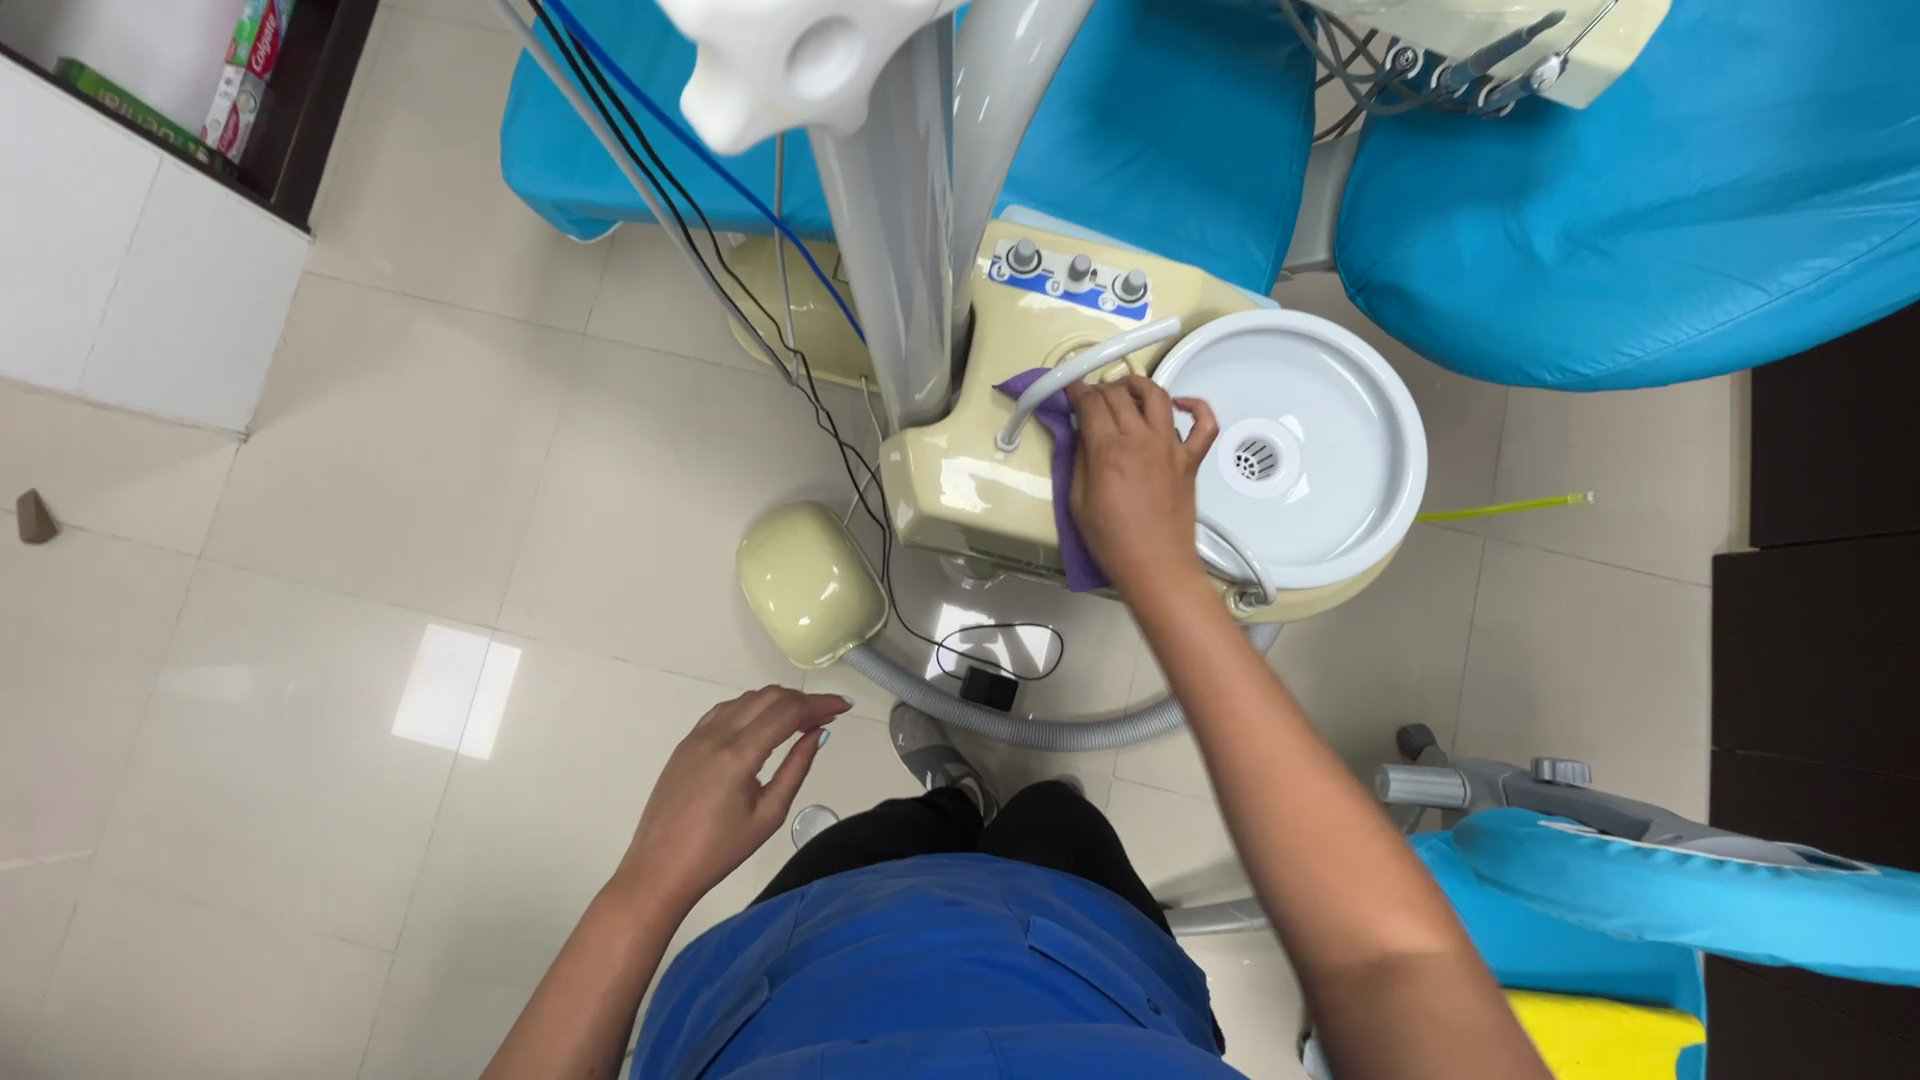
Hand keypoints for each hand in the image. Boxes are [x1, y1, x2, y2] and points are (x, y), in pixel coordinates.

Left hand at [616, 686, 851, 910]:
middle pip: (769, 697)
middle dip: (803, 700)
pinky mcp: (687, 742)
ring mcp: (697, 735)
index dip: (820, 703)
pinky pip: (726, 710)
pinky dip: (752, 707)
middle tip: (827, 715)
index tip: (843, 706)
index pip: (788, 712)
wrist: (659, 869)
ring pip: (747, 698)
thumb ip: (796, 769)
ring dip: (778, 701)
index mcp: (738, 754)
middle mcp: (717, 735)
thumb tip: (817, 734)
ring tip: (801, 720)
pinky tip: (765, 724)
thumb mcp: (768, 815)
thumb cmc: (718, 851)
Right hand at [1066, 375, 1219, 596]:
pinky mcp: (1191, 459)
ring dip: (1137, 385)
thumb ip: (1080, 460)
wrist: (1155, 565)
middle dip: (1100, 389)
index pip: (1090, 402)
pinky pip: (1204, 423)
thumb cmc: (1111, 541)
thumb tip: (1083, 434)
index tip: (1069, 390)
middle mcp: (1141, 440)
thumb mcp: (1077, 501)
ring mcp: (1171, 447)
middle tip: (1091, 398)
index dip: (1076, 391)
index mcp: (1109, 451)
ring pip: (1157, 396)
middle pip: (1119, 394)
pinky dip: (1195, 406)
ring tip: (1125, 391)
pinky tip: (1179, 405)